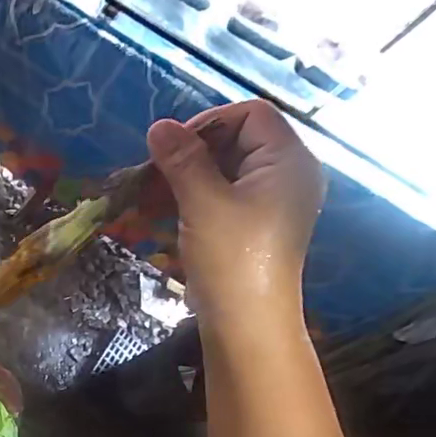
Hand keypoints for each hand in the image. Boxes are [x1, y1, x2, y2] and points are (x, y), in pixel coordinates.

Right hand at [143, 101, 324, 324]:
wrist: (246, 322)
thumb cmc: (231, 257)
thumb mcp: (202, 203)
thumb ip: (182, 161)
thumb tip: (158, 126)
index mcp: (287, 160)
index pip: (250, 114)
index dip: (207, 123)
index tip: (168, 150)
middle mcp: (286, 174)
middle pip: (237, 141)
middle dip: (190, 153)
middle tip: (152, 176)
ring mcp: (271, 202)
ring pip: (225, 171)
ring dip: (185, 178)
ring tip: (148, 198)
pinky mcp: (254, 226)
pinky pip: (223, 197)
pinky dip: (193, 199)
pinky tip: (162, 214)